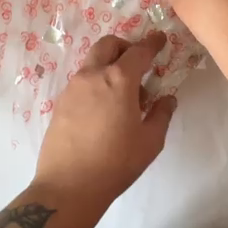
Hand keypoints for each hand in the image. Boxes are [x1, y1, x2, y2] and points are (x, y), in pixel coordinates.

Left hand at [34, 34, 177, 208]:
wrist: (67, 189)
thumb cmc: (115, 163)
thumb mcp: (150, 142)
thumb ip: (162, 114)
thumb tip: (167, 99)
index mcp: (119, 79)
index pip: (139, 50)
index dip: (152, 43)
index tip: (160, 39)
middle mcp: (93, 75)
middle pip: (109, 45)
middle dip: (125, 47)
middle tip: (137, 66)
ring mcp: (73, 88)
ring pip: (92, 63)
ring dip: (109, 67)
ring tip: (121, 97)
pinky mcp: (60, 104)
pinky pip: (81, 82)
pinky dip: (95, 84)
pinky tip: (102, 112)